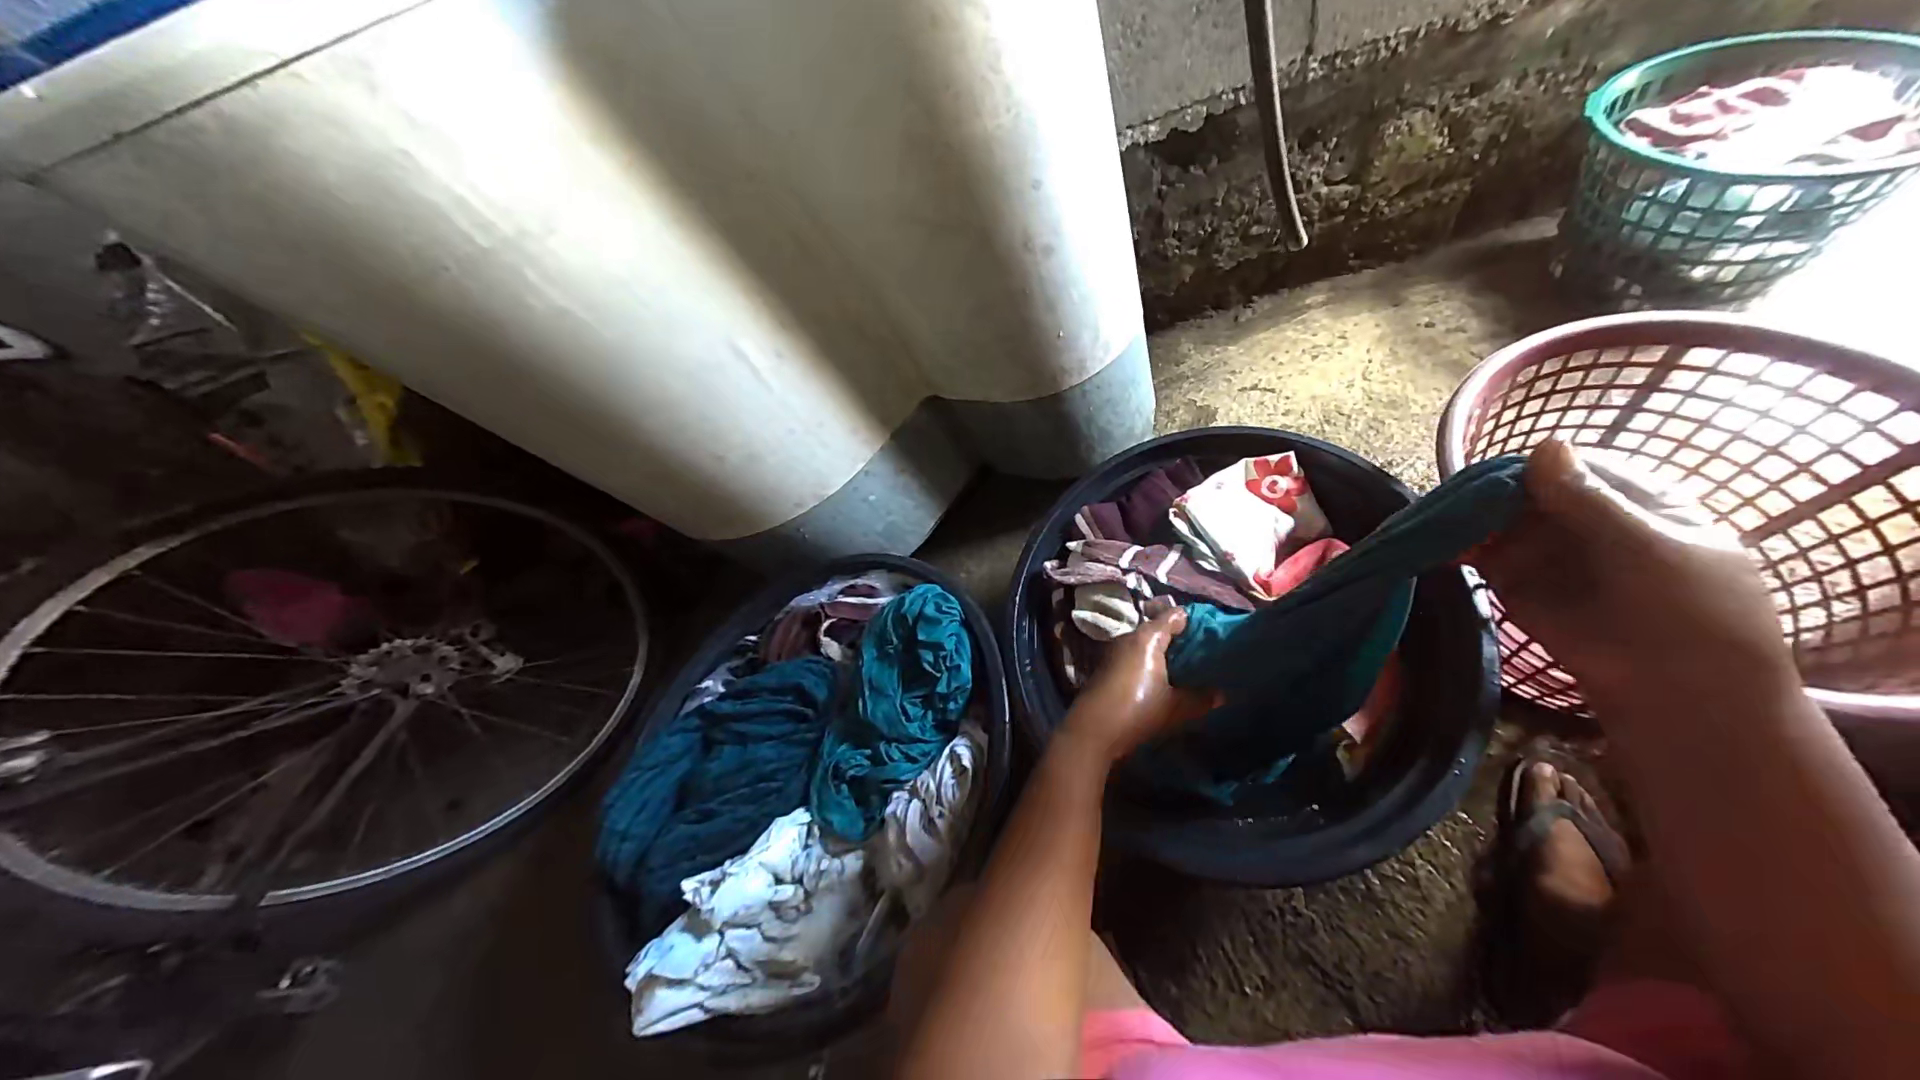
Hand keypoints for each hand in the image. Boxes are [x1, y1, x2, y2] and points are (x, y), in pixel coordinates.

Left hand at [1057, 599, 1218, 764]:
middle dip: (1178, 638)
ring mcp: (1114, 653)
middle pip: (1157, 630)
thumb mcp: (1175, 707)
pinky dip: (1147, 664)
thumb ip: (1200, 699)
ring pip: (1144, 645)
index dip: (1191, 621)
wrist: (1093, 730)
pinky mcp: (1106, 670)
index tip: (1211, 630)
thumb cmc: (1137, 709)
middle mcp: (1128, 638)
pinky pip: (1133, 659)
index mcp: (1147, 638)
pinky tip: (1160, 680)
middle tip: (1203, 651)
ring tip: (1185, 667)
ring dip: (1161, 653)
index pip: (1173, 616)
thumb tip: (1221, 695)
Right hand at [1471, 439, 1796, 708]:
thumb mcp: (1646, 547)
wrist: (1672, 692)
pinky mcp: (1515, 581)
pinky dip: (1457, 546)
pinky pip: (1481, 554)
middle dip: (1494, 493)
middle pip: (1530, 492)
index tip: (1500, 473)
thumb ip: (1589, 499)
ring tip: (1440, 521)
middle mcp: (1587, 522)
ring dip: (1469, 518)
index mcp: (1636, 503)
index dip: (1540, 467)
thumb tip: (1544, 444)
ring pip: (1500, 522)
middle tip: (1458, 498)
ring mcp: (1549, 553)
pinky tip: (1439, 545)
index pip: (1579, 469)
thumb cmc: (1687, 613)